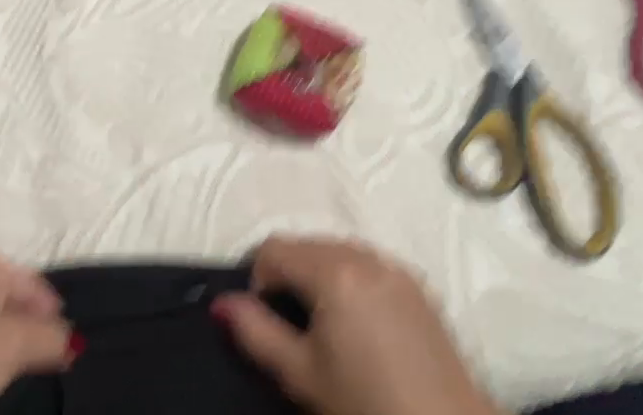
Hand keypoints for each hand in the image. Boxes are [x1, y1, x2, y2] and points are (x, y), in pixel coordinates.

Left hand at [0, 249, 75, 414]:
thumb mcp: (16, 346)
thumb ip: (53, 337)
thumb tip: (71, 339)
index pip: (31, 282)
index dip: (53, 314)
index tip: (66, 346)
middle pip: (7, 293)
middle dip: (28, 323)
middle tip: (43, 356)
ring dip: (5, 335)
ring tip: (14, 365)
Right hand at [213, 236, 503, 414]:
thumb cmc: (368, 404)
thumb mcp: (301, 374)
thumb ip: (254, 332)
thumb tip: (220, 303)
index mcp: (334, 270)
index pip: (273, 248)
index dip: (257, 279)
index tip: (263, 320)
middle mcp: (367, 256)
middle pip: (307, 244)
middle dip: (288, 274)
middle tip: (290, 326)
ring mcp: (399, 270)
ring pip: (339, 251)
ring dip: (319, 274)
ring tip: (323, 325)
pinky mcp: (422, 289)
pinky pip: (370, 265)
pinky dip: (352, 280)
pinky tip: (359, 325)